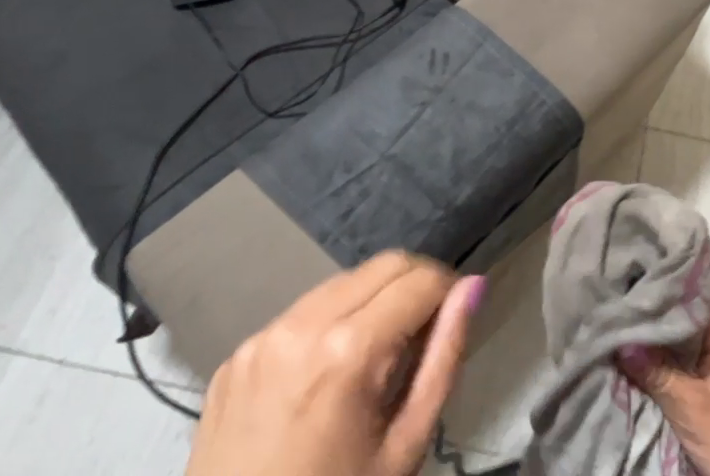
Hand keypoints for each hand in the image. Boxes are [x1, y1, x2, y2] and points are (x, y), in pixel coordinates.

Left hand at [186, 251, 485, 475]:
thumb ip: (443, 359)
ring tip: (378, 353)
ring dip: (372, 300)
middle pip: (382, 265)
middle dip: (415, 285)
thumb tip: (473, 287)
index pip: (419, 279)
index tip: (455, 318)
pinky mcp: (236, 354)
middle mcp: (301, 326)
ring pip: (340, 282)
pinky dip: (329, 323)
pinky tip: (330, 372)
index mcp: (348, 350)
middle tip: (425, 331)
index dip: (449, 290)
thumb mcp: (405, 444)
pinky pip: (299, 313)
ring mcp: (261, 337)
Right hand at [617, 306, 709, 475]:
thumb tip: (615, 337)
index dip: (647, 295)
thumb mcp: (692, 406)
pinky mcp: (698, 385)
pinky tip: (618, 359)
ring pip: (666, 345)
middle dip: (639, 322)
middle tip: (601, 314)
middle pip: (670, 320)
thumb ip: (655, 370)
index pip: (679, 296)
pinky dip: (647, 367)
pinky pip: (668, 366)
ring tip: (601, 331)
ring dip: (640, 347)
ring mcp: (706, 361)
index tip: (613, 290)